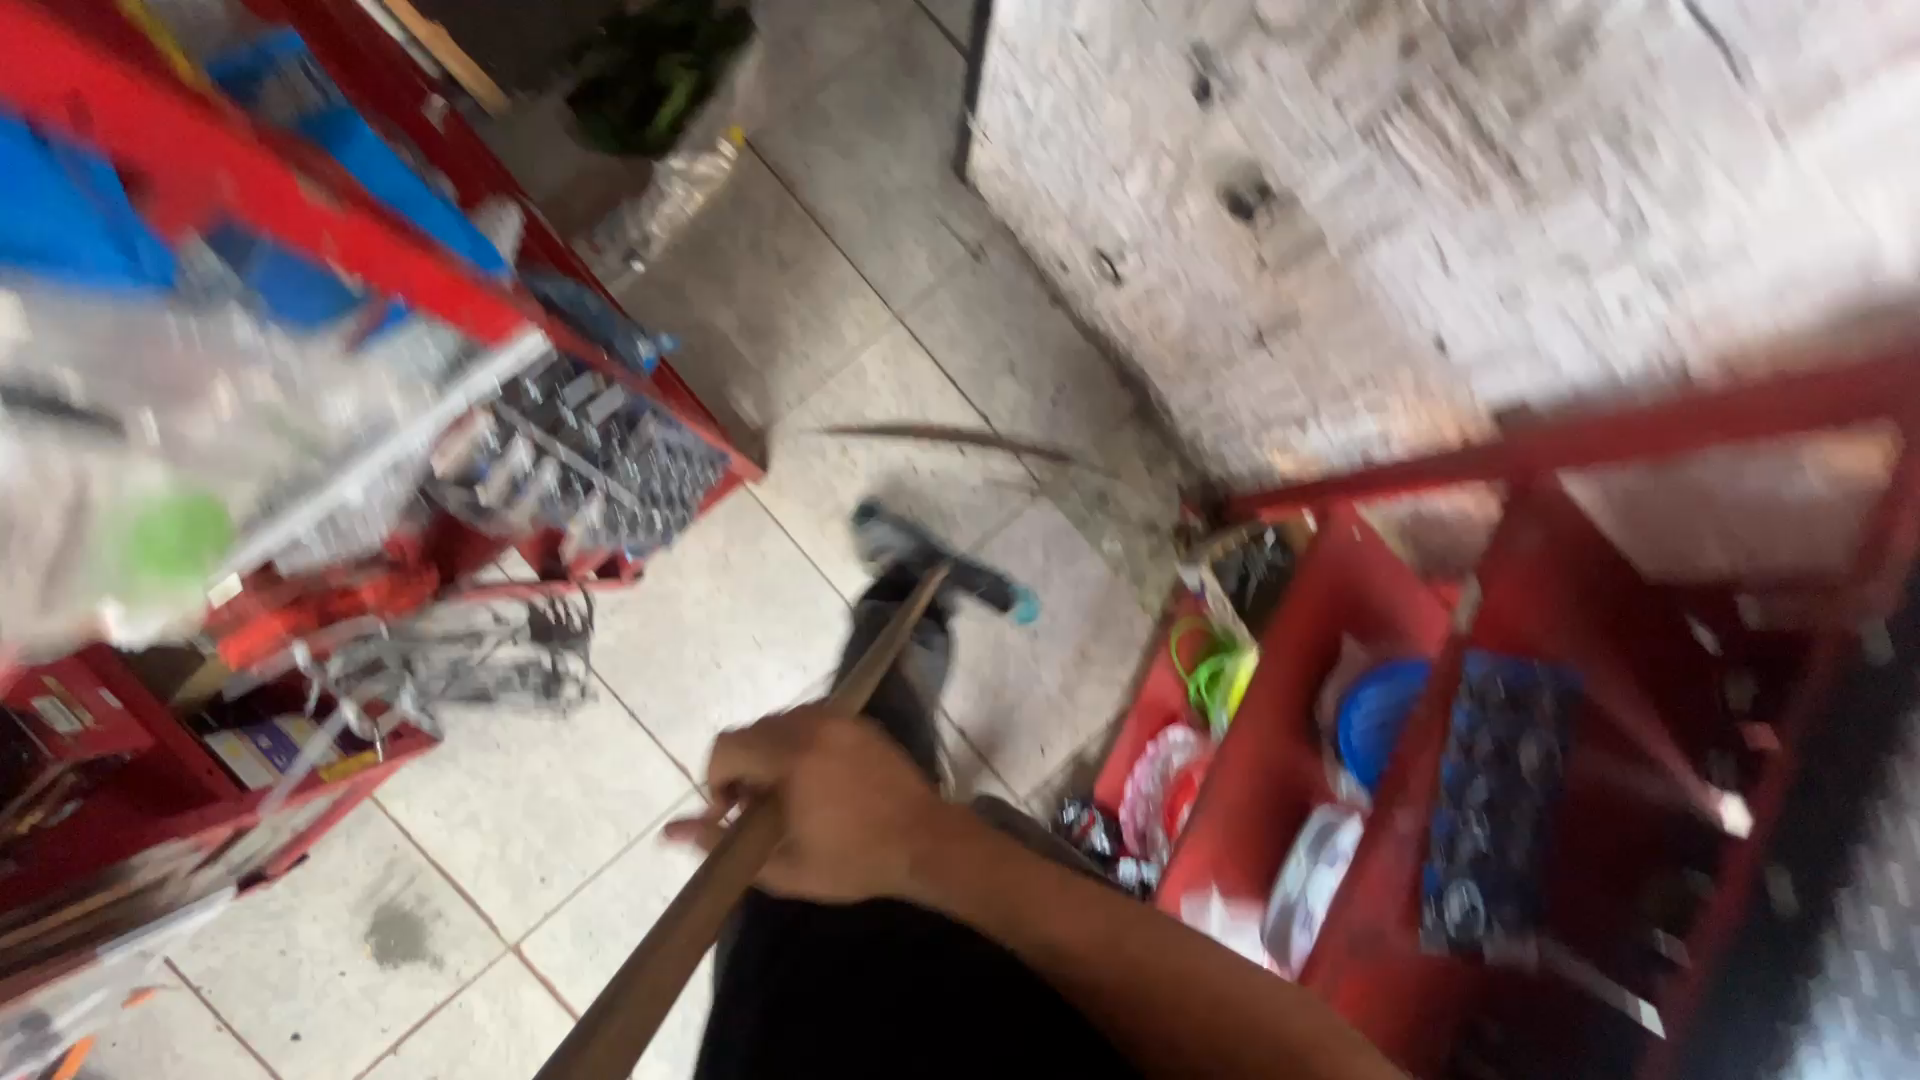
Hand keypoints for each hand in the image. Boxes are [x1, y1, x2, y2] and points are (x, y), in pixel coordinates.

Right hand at [663, 705, 959, 902]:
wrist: (924, 840)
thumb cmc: (853, 861)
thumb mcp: (780, 866)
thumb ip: (721, 844)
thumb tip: (671, 831)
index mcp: (789, 756)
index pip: (725, 747)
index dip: (717, 780)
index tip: (733, 813)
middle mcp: (811, 724)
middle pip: (751, 732)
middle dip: (743, 768)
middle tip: (759, 810)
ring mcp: (839, 718)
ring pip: (781, 724)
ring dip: (771, 754)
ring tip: (788, 796)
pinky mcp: (860, 722)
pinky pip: (812, 722)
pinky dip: (801, 744)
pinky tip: (817, 780)